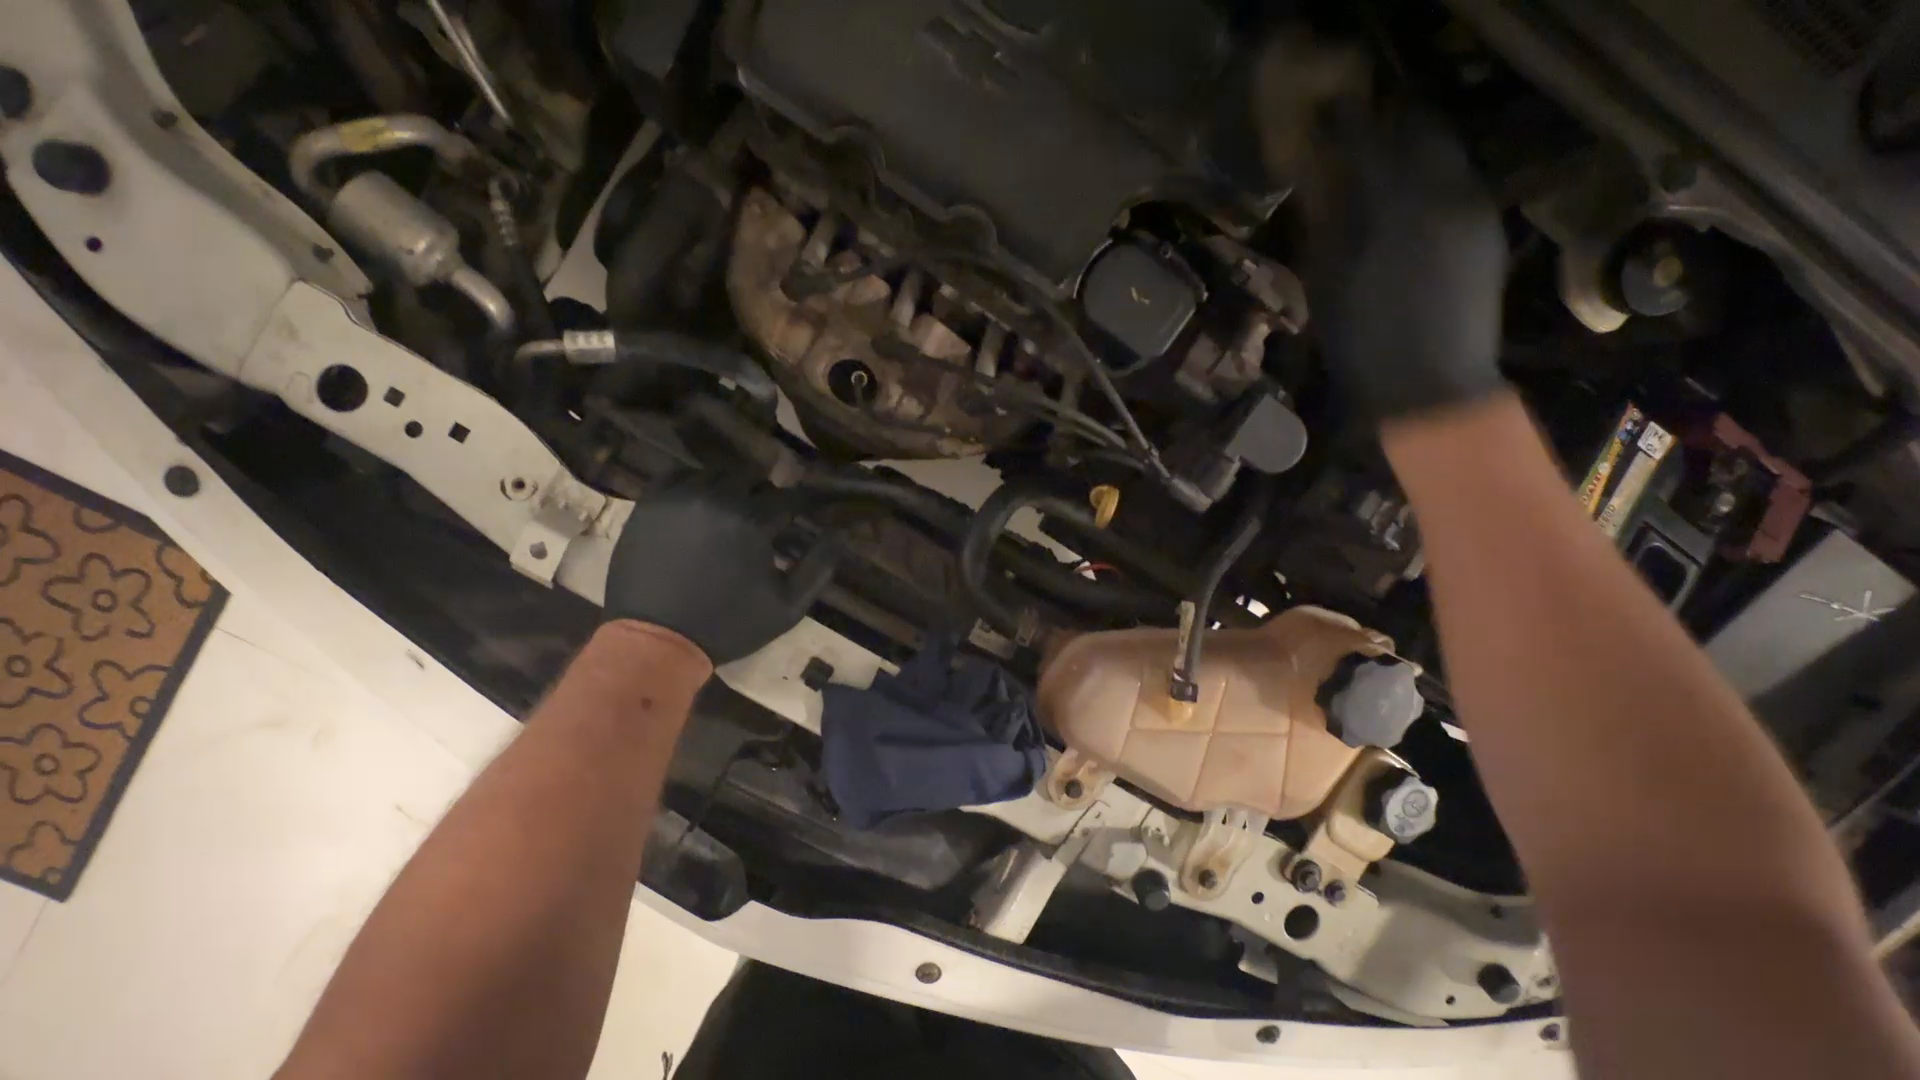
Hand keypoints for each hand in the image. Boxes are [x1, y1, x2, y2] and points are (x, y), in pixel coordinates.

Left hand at [603, 479, 834, 664]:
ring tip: (730, 509)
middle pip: (751, 477)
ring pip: (714, 473)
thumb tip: (838, 533)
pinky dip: (693, 483)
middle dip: (764, 493)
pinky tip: (698, 502)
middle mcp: (717, 498)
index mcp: (753, 521)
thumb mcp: (787, 607)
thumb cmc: (728, 626)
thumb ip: (818, 566)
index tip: (806, 508)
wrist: (657, 641)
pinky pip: (676, 476)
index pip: (789, 496)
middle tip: (765, 515)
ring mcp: (679, 498)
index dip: (802, 501)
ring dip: (729, 487)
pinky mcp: (649, 504)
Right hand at [1297, 105, 1508, 422]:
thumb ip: (1327, 216)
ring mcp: (1475, 208)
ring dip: (1413, 152)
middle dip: (1387, 126)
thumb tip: (1322, 171)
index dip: (1345, 120)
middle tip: (1358, 137)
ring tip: (1383, 169)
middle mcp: (1446, 190)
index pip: (1370, 132)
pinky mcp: (1489, 232)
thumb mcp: (1328, 278)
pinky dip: (1431, 181)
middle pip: (1419, 129)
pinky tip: (1410, 206)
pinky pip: (1458, 183)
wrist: (1433, 389)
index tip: (1325, 117)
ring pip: (1444, 153)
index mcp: (1396, 200)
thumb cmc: (1363, 340)